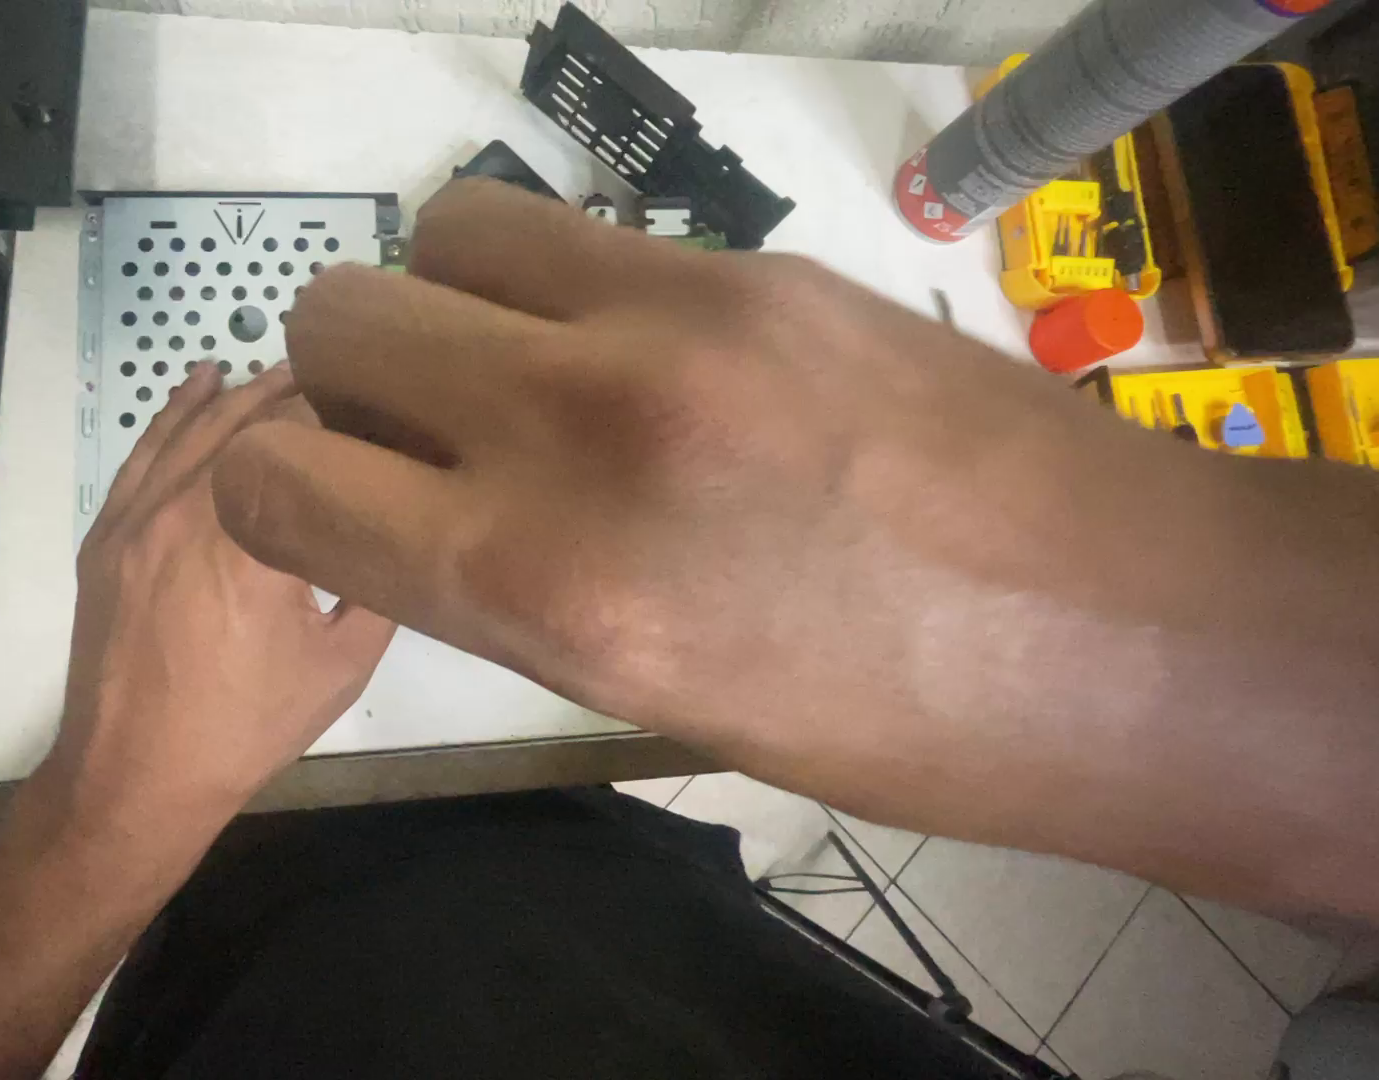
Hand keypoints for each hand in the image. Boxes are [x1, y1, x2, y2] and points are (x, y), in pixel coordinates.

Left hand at [42, 363, 394, 843]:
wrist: (135, 776)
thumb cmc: (246, 726)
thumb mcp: (342, 667)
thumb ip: (378, 589)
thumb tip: (397, 533)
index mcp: (255, 540)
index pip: (305, 442)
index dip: (344, 416)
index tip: (378, 409)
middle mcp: (191, 511)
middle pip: (251, 424)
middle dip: (300, 394)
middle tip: (343, 377)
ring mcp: (139, 519)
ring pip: (196, 429)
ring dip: (244, 394)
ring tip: (285, 368)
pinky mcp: (109, 535)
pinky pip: (144, 454)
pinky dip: (175, 412)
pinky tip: (202, 381)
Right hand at [208, 179, 1153, 770]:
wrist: (1110, 632)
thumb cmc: (851, 714)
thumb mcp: (625, 684)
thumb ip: (480, 576)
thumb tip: (394, 492)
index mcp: (536, 586)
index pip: (282, 484)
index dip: (268, 487)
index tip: (314, 492)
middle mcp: (576, 433)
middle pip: (336, 318)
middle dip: (340, 374)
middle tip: (411, 421)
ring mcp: (672, 320)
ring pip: (445, 230)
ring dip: (442, 299)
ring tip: (512, 364)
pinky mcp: (755, 262)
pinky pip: (575, 228)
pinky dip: (552, 284)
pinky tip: (623, 347)